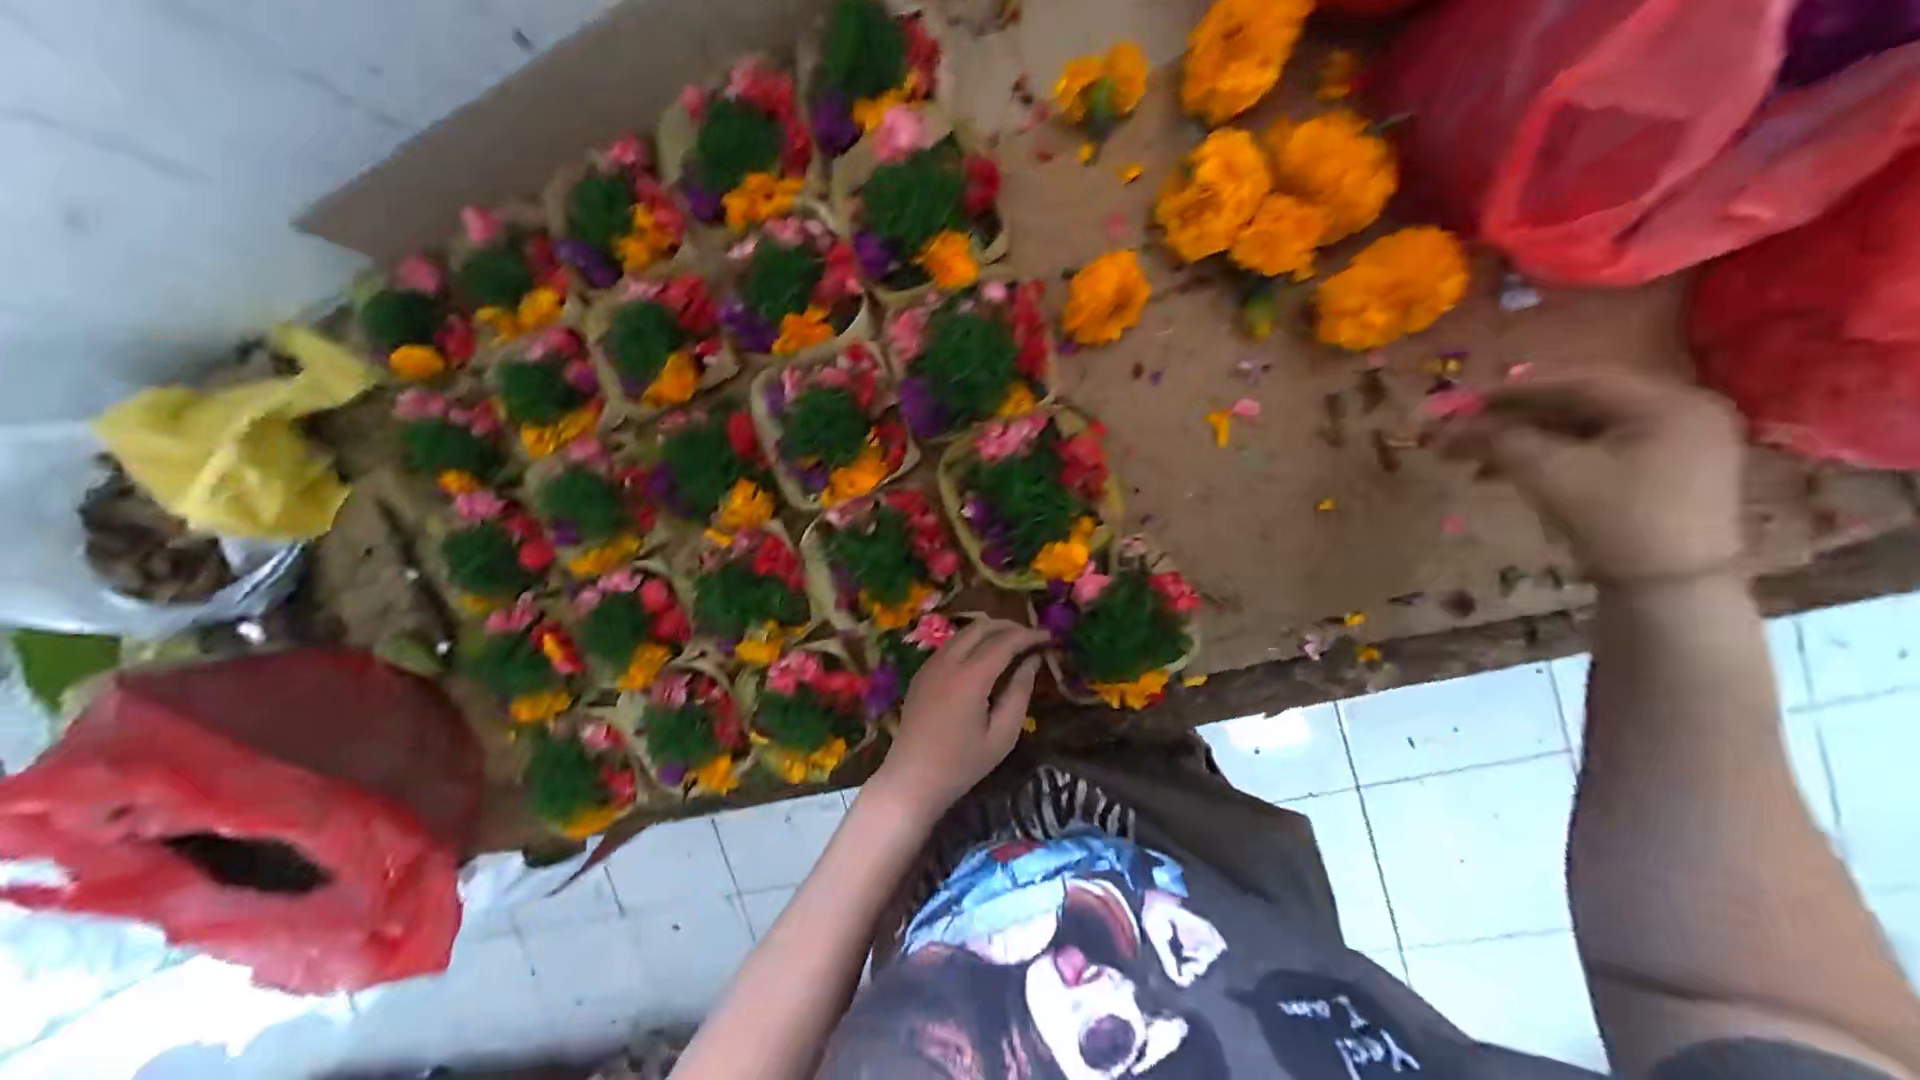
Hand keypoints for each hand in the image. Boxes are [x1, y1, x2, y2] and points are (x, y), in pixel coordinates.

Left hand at [870, 619, 1048, 821]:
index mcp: (969, 678)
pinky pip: (950, 645)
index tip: (1049, 637)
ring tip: (1012, 644)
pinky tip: (984, 657)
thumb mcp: (1002, 735)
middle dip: (1009, 626)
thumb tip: (1032, 661)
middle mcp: (947, 662)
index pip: (1004, 641)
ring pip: (963, 632)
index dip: (1029, 635)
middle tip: (1031, 638)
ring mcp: (929, 665)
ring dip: (989, 631)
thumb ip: (1019, 693)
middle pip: (981, 627)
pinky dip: (971, 641)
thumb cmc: (962, 764)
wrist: (911, 779)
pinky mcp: (921, 673)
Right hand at [1431, 367, 1746, 584]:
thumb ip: (1499, 440)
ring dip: (1521, 440)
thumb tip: (1448, 427)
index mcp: (1668, 403)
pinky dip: (1546, 456)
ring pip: (1581, 428)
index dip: (1511, 390)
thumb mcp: (1549, 474)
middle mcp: (1680, 411)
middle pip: (1577, 404)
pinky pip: (1594, 449)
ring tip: (1471, 458)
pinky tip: (1504, 472)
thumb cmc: (1616, 521)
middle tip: (1461, 428)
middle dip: (1511, 418)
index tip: (1461, 402)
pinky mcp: (1662, 470)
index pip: (1576, 382)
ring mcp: (1676, 443)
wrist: (1670, 588)